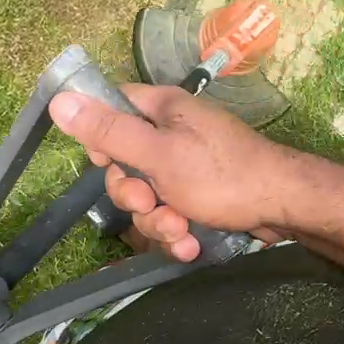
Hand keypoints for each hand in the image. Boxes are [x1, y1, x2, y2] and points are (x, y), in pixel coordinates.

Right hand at [48, 84, 302, 260]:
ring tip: (182, 231)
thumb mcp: (159, 155)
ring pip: (148, 195)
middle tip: (152, 204)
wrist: (284, 206)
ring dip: (159, 220)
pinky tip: (191, 245)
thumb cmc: (222, 174)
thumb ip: (110, 132)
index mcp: (164, 108)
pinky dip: (179, 230)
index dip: (102, 137)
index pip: (112, 107)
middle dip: (135, 195)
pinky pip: (173, 211)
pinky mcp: (202, 194)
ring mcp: (189, 164)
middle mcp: (174, 131)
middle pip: (125, 162)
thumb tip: (59, 99)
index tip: (109, 162)